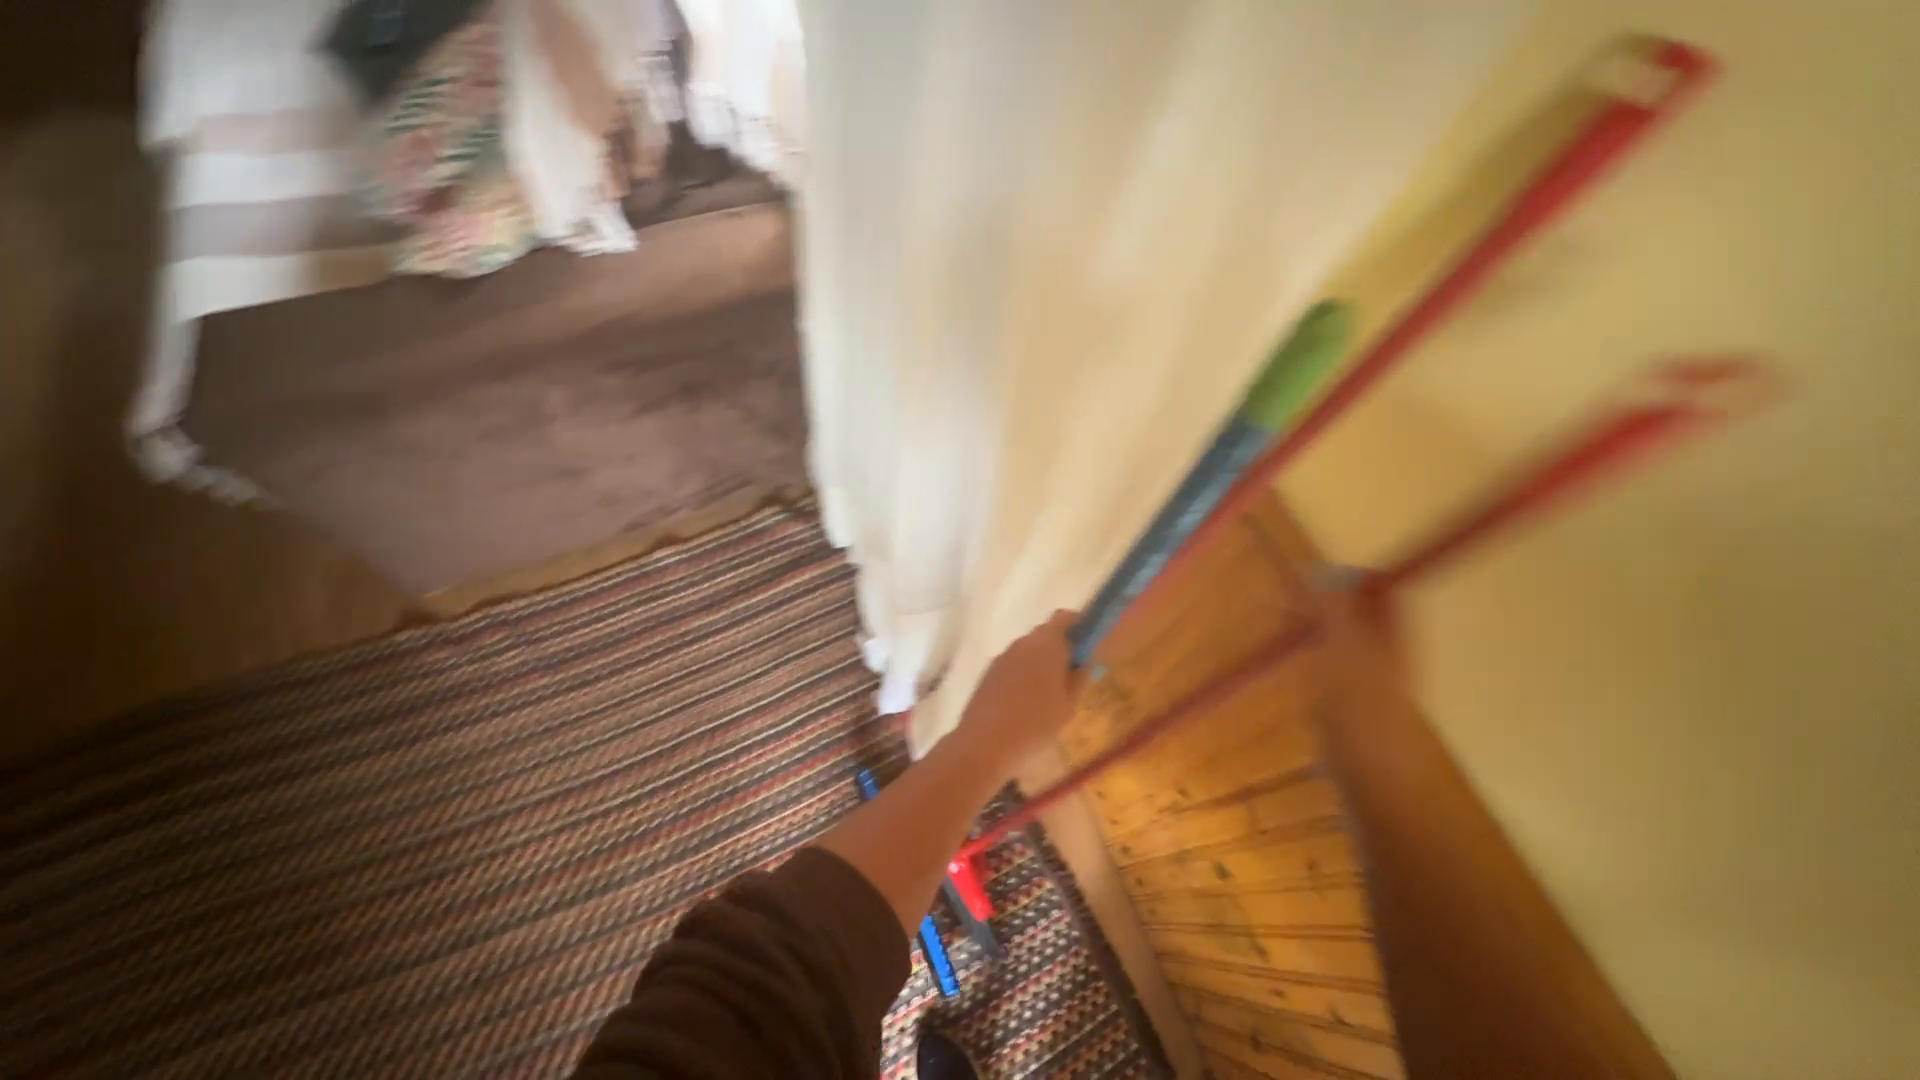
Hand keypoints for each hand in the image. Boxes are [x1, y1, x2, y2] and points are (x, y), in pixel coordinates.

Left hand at [953, 610, 1081, 772]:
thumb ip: (1079, 676)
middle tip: (1072, 676)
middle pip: (1045, 634)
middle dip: (1060, 648)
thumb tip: (1084, 659)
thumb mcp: (1069, 704)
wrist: (985, 743)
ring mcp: (1002, 657)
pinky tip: (1026, 704)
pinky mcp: (988, 674)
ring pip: (1027, 651)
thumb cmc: (1036, 724)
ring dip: (1040, 663)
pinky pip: (1013, 665)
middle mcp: (1022, 643)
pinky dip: (1023, 675)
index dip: (1078, 626)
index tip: (1087, 646)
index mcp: (1046, 644)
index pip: (1064, 618)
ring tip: (1049, 695)